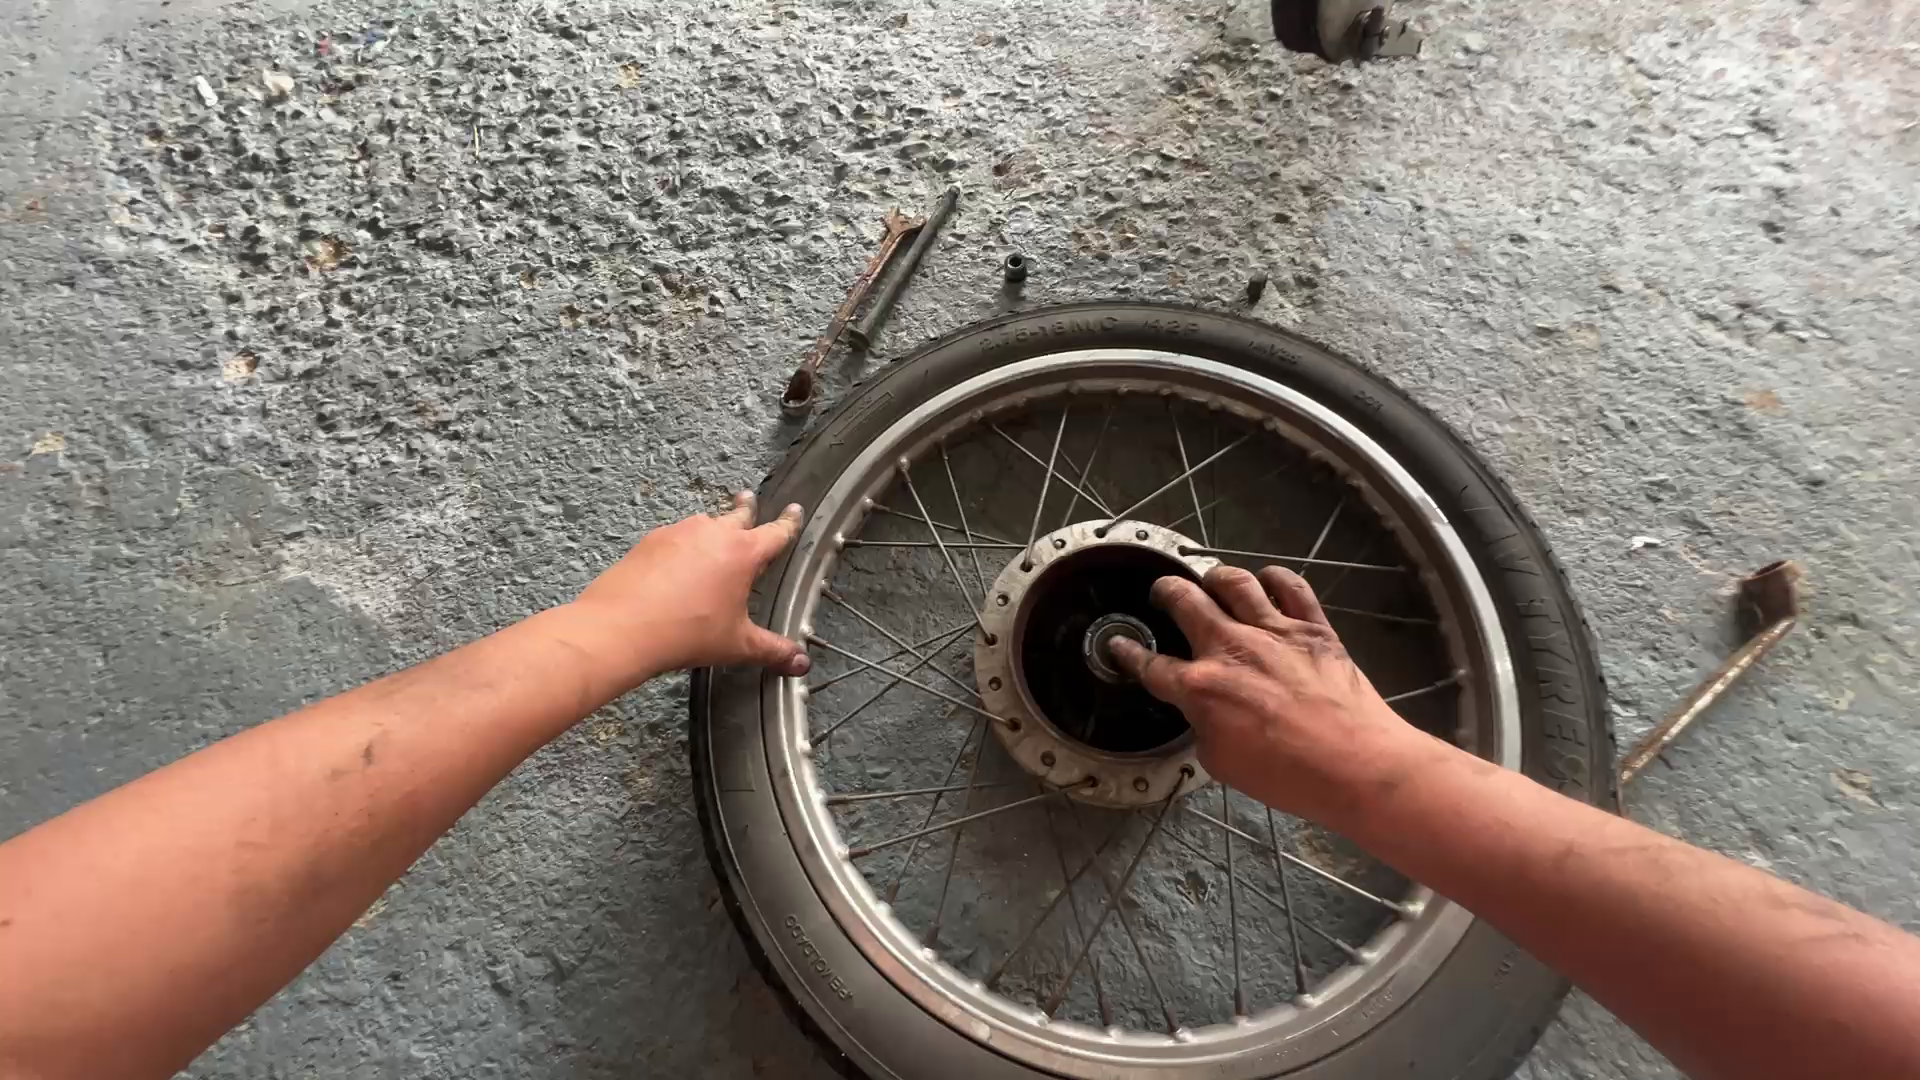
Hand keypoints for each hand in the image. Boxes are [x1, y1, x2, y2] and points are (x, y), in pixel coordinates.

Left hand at [566, 492, 810, 685]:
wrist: (621, 628)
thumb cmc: (686, 633)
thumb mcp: (737, 644)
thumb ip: (774, 650)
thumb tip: (801, 664)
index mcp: (743, 553)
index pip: (776, 532)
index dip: (789, 522)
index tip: (794, 510)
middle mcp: (713, 534)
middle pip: (738, 514)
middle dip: (747, 507)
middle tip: (749, 498)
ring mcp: (678, 533)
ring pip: (704, 523)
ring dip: (712, 528)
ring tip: (713, 537)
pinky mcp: (650, 542)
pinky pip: (675, 536)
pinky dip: (682, 545)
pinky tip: (678, 563)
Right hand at [1108, 565, 1426, 822]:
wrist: (1359, 767)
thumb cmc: (1288, 776)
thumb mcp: (1221, 762)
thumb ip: (1202, 726)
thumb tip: (1204, 711)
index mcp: (1201, 688)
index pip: (1152, 665)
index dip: (1129, 653)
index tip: (1119, 644)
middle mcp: (1230, 648)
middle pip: (1184, 600)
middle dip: (1165, 590)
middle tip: (1162, 593)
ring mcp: (1273, 631)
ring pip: (1233, 581)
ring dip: (1214, 577)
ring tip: (1211, 582)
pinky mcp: (1312, 627)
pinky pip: (1291, 586)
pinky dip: (1275, 579)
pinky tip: (1267, 584)